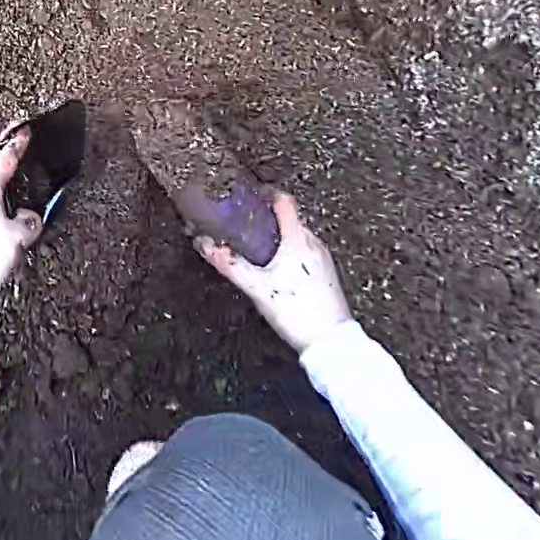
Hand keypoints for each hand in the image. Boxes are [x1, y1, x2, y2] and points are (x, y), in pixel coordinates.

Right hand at [197, 193, 352, 353]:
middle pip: (290, 218)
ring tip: (258, 244)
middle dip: (268, 217)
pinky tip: (277, 266)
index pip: (285, 201)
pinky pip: (306, 251)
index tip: (251, 194)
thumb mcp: (257, 288)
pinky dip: (290, 249)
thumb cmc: (299, 314)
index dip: (267, 193)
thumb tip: (206, 246)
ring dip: (279, 234)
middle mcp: (314, 244)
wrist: (333, 346)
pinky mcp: (327, 274)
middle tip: (247, 221)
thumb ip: (230, 265)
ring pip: (298, 235)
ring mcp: (323, 260)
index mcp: (298, 240)